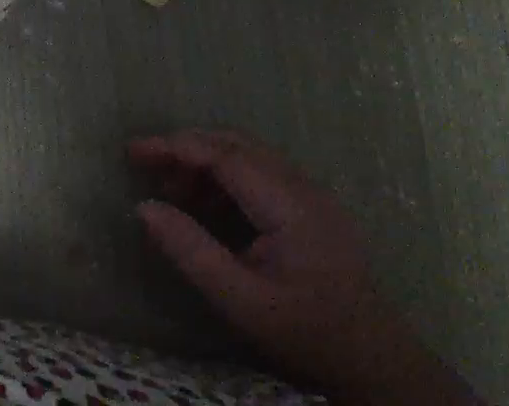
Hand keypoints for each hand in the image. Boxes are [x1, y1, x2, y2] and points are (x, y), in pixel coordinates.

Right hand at [129, 130, 476, 402]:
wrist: (375, 364)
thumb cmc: (305, 331)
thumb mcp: (237, 298)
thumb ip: (189, 249)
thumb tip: (143, 206)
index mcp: (292, 210)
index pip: (226, 156)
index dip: (175, 147)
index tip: (132, 153)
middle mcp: (307, 192)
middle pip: (237, 144)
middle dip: (185, 147)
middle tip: (146, 166)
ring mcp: (314, 199)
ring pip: (248, 154)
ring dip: (203, 160)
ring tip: (172, 192)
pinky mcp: (312, 209)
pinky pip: (260, 171)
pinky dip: (222, 174)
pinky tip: (205, 204)